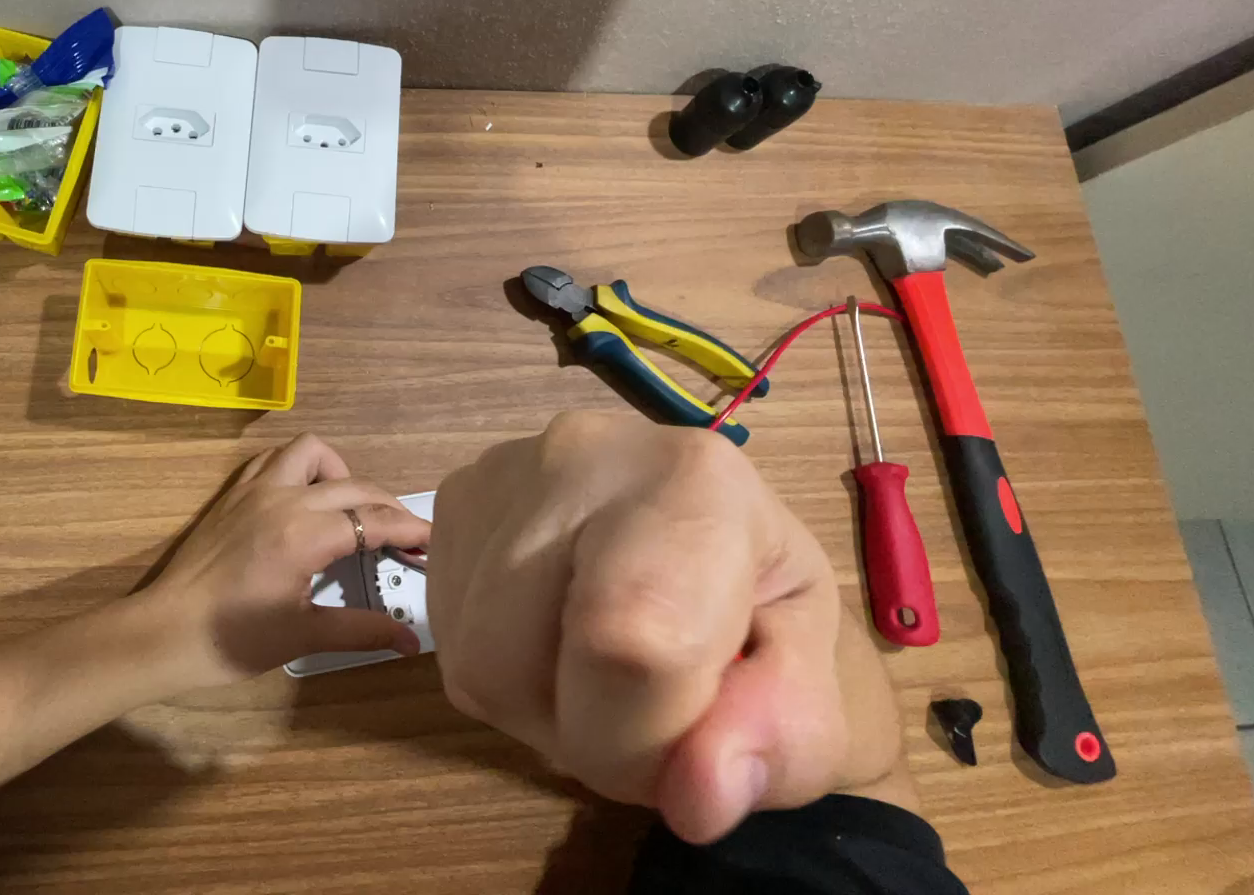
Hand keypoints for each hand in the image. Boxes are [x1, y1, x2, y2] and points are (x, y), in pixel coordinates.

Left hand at [143, 433, 430, 687]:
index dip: (410, 529)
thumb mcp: (302, 635)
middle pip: (354, 485)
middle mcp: (283, 499)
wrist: (163, 632)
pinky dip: (299, 468)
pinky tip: (302, 499)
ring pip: (309, 452)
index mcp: (304, 533)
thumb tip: (411, 641)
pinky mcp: (233, 494)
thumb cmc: (233, 639)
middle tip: (404, 537)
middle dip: (387, 506)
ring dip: (339, 472)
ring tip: (348, 508)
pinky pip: (274, 460)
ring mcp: (254, 490)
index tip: (435, 540)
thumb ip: (361, 630)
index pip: (373, 520)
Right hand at [429, 413, 908, 843]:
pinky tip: (548, 632)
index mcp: (689, 482)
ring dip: (537, 706)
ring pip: (473, 661)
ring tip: (593, 665)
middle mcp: (570, 457)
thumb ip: (780, 736)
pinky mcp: (445, 504)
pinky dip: (503, 670)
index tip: (686, 761)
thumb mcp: (808, 664)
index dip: (644, 738)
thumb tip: (696, 798)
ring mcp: (490, 478)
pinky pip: (449, 638)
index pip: (625, 636)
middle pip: (518, 662)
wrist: (679, 503)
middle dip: (581, 736)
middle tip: (640, 711)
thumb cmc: (752, 586)